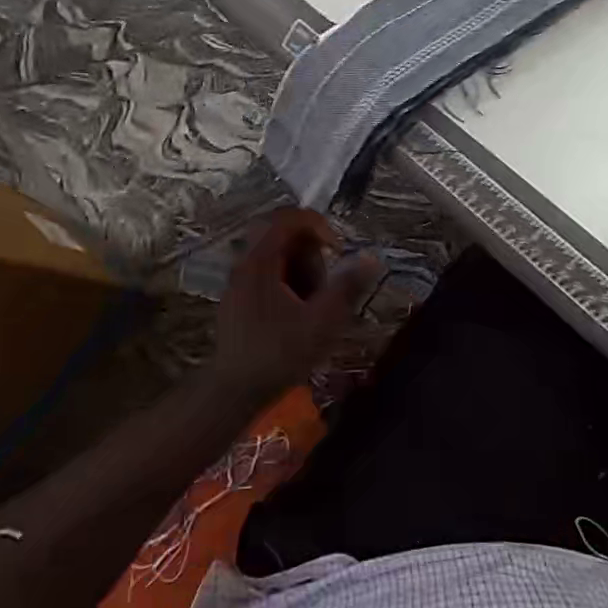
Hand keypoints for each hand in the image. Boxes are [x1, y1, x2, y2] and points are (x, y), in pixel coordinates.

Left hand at [209, 209, 382, 403]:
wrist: (235, 389)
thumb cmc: (278, 353)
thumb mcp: (321, 322)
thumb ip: (346, 288)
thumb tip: (372, 258)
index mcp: (259, 260)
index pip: (286, 218)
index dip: (316, 224)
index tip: (336, 249)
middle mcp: (244, 262)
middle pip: (280, 234)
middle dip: (309, 251)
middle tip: (325, 280)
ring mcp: (238, 280)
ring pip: (274, 255)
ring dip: (299, 268)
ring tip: (314, 302)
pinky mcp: (237, 298)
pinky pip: (266, 273)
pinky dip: (287, 282)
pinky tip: (298, 313)